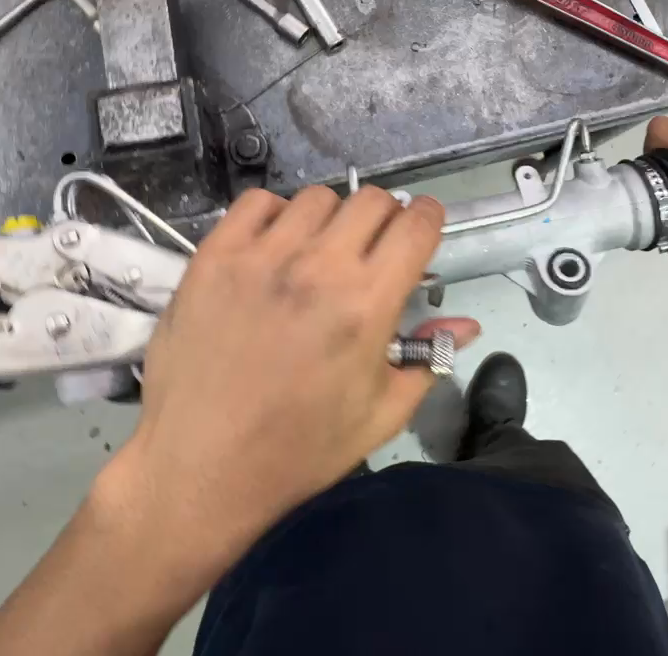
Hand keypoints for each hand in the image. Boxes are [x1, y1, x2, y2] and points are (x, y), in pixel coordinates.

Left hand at [105, 185, 475, 556]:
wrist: (201, 468)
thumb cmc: (299, 449)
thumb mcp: (380, 414)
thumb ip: (428, 358)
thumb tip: (466, 325)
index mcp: (367, 304)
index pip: (416, 225)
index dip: (429, 219)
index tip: (422, 229)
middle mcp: (320, 267)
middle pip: (372, 200)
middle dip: (385, 218)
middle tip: (371, 249)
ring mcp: (262, 256)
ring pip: (317, 199)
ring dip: (330, 220)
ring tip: (317, 254)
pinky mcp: (215, 256)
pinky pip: (256, 202)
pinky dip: (273, 216)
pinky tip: (272, 248)